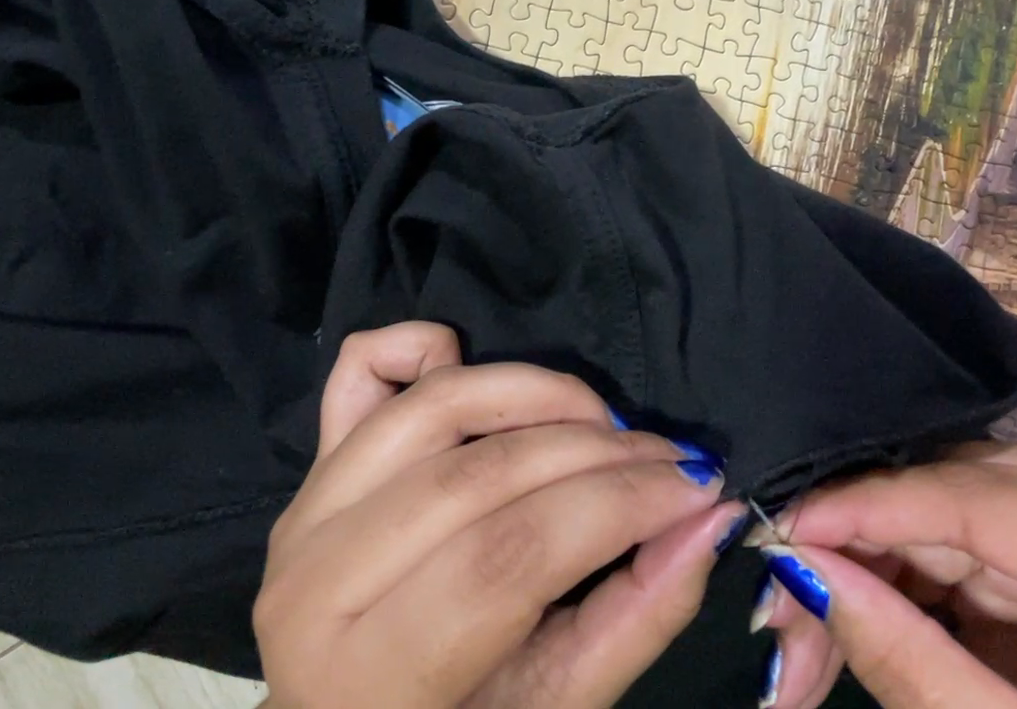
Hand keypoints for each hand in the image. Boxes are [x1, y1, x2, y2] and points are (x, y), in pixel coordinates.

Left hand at [253, 322, 740, 708]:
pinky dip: (420, 343)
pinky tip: (472, 353)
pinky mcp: (313, 463)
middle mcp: (321, 576)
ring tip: (601, 420)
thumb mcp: (555, 701)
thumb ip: (636, 616)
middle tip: (670, 459)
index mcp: (374, 671)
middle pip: (478, 474)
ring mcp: (308, 505)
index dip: (617, 505)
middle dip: (595, 452)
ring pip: (433, 405)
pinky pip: (359, 371)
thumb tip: (709, 520)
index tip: (697, 486)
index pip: (511, 554)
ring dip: (534, 392)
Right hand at [750, 444, 1016, 708]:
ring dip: (873, 560)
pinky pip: (964, 538)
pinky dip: (905, 575)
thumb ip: (909, 662)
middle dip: (862, 542)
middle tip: (777, 600)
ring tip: (804, 630)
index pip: (982, 499)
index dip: (870, 506)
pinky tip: (858, 613)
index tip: (778, 527)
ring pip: (947, 511)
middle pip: (957, 494)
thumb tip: (798, 568)